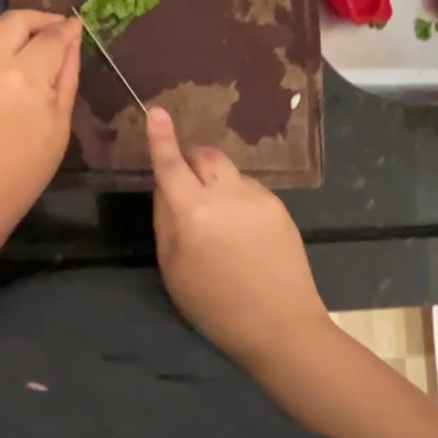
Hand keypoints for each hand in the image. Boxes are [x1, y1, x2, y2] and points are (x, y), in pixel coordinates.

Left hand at [0, 4, 81, 217]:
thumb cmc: (27, 163)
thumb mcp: (61, 121)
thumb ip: (68, 72)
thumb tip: (73, 33)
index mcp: (26, 79)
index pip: (52, 38)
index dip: (66, 30)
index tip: (71, 30)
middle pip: (16, 20)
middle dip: (37, 22)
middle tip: (45, 37)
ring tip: (1, 35)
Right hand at [147, 107, 331, 364]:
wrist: (281, 326)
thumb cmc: (215, 306)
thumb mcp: (173, 268)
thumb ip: (165, 220)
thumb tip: (166, 187)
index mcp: (192, 212)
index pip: (171, 164)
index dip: (161, 137)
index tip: (156, 111)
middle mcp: (225, 194)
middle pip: (203, 155)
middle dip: (190, 159)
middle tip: (185, 182)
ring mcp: (256, 197)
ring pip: (227, 170)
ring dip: (215, 180)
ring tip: (218, 219)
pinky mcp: (278, 205)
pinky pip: (248, 187)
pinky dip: (237, 197)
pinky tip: (243, 231)